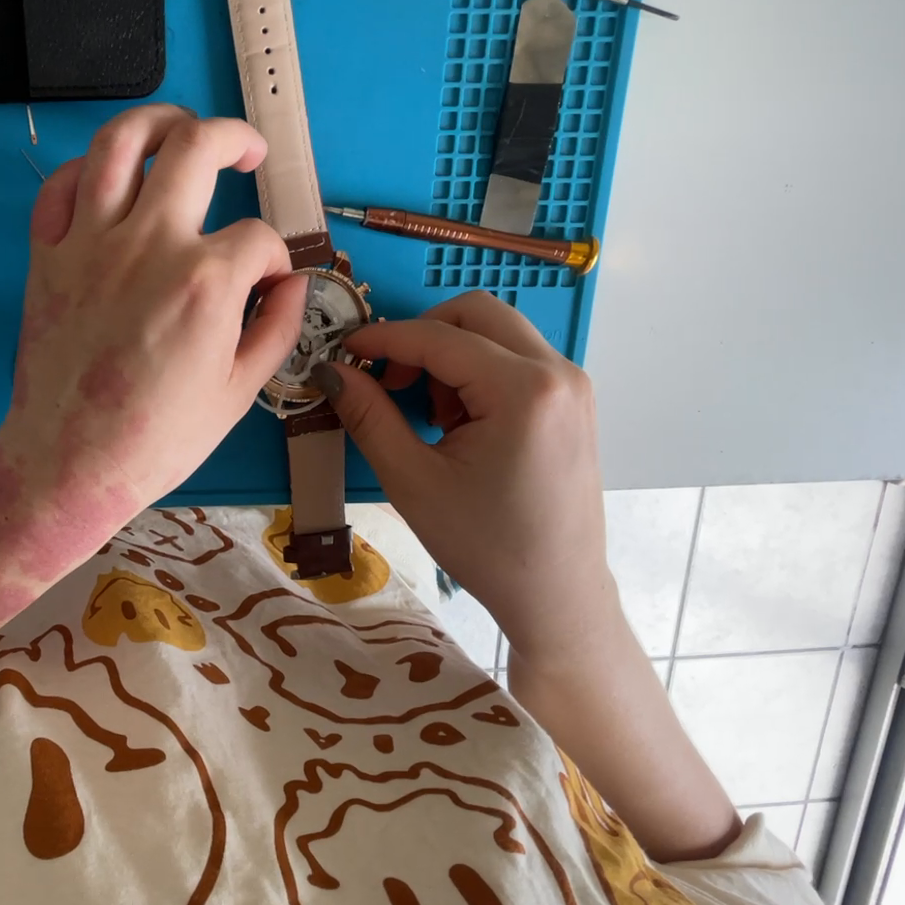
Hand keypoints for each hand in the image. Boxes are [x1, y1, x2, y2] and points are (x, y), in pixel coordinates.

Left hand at [0, 103, 307, 525]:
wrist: (70, 463)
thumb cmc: (156, 440)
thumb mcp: (238, 394)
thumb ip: (276, 329)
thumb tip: (292, 286)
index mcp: (205, 281)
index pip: (258, 237)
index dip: (274, 257)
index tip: (267, 280)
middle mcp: (149, 244)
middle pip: (198, 147)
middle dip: (235, 139)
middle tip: (248, 151)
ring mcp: (90, 244)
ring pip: (121, 141)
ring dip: (160, 120)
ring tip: (180, 129)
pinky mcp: (47, 257)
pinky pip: (59, 186)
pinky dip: (85, 170)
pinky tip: (107, 181)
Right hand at [316, 292, 617, 661]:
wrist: (554, 592)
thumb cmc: (483, 544)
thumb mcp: (413, 481)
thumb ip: (370, 417)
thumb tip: (331, 373)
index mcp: (523, 389)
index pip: (441, 337)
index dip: (384, 338)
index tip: (344, 351)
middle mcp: (558, 372)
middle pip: (478, 312)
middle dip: (423, 335)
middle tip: (391, 381)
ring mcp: (572, 385)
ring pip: (499, 333)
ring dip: (452, 355)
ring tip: (429, 416)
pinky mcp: (572, 403)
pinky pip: (517, 360)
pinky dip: (477, 373)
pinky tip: (459, 424)